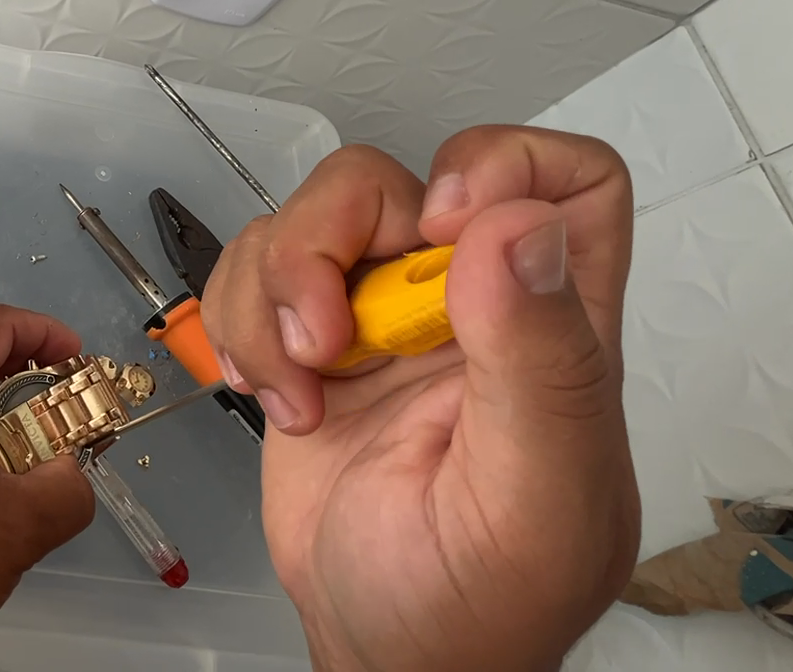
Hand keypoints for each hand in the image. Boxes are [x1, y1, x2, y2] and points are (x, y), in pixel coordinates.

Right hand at [201, 129, 640, 671]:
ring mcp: (364, 307)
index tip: (433, 233)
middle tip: (318, 341)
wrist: (370, 633)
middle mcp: (449, 294)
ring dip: (262, 302)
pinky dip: (233, 323)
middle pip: (377, 182)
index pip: (558, 177)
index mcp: (543, 320)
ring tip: (290, 391)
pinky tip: (266, 390)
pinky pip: (244, 267)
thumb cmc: (468, 597)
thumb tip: (516, 227)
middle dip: (318, 247)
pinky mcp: (295, 326)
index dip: (495, 168)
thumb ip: (541, 367)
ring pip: (293, 221)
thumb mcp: (529, 499)